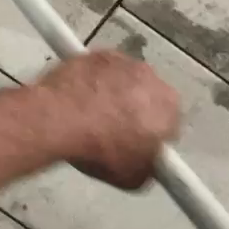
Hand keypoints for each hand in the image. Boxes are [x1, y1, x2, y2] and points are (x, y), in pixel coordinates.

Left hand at [39, 50, 181, 189]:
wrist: (57, 118)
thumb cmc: (99, 148)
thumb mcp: (134, 176)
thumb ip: (148, 163)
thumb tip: (143, 159)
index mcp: (169, 106)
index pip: (170, 123)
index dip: (153, 136)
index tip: (137, 144)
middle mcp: (150, 77)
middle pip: (148, 95)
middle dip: (136, 109)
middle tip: (113, 129)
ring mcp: (119, 60)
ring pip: (123, 79)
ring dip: (114, 91)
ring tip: (92, 113)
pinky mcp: (92, 52)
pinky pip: (99, 68)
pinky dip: (92, 78)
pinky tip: (79, 96)